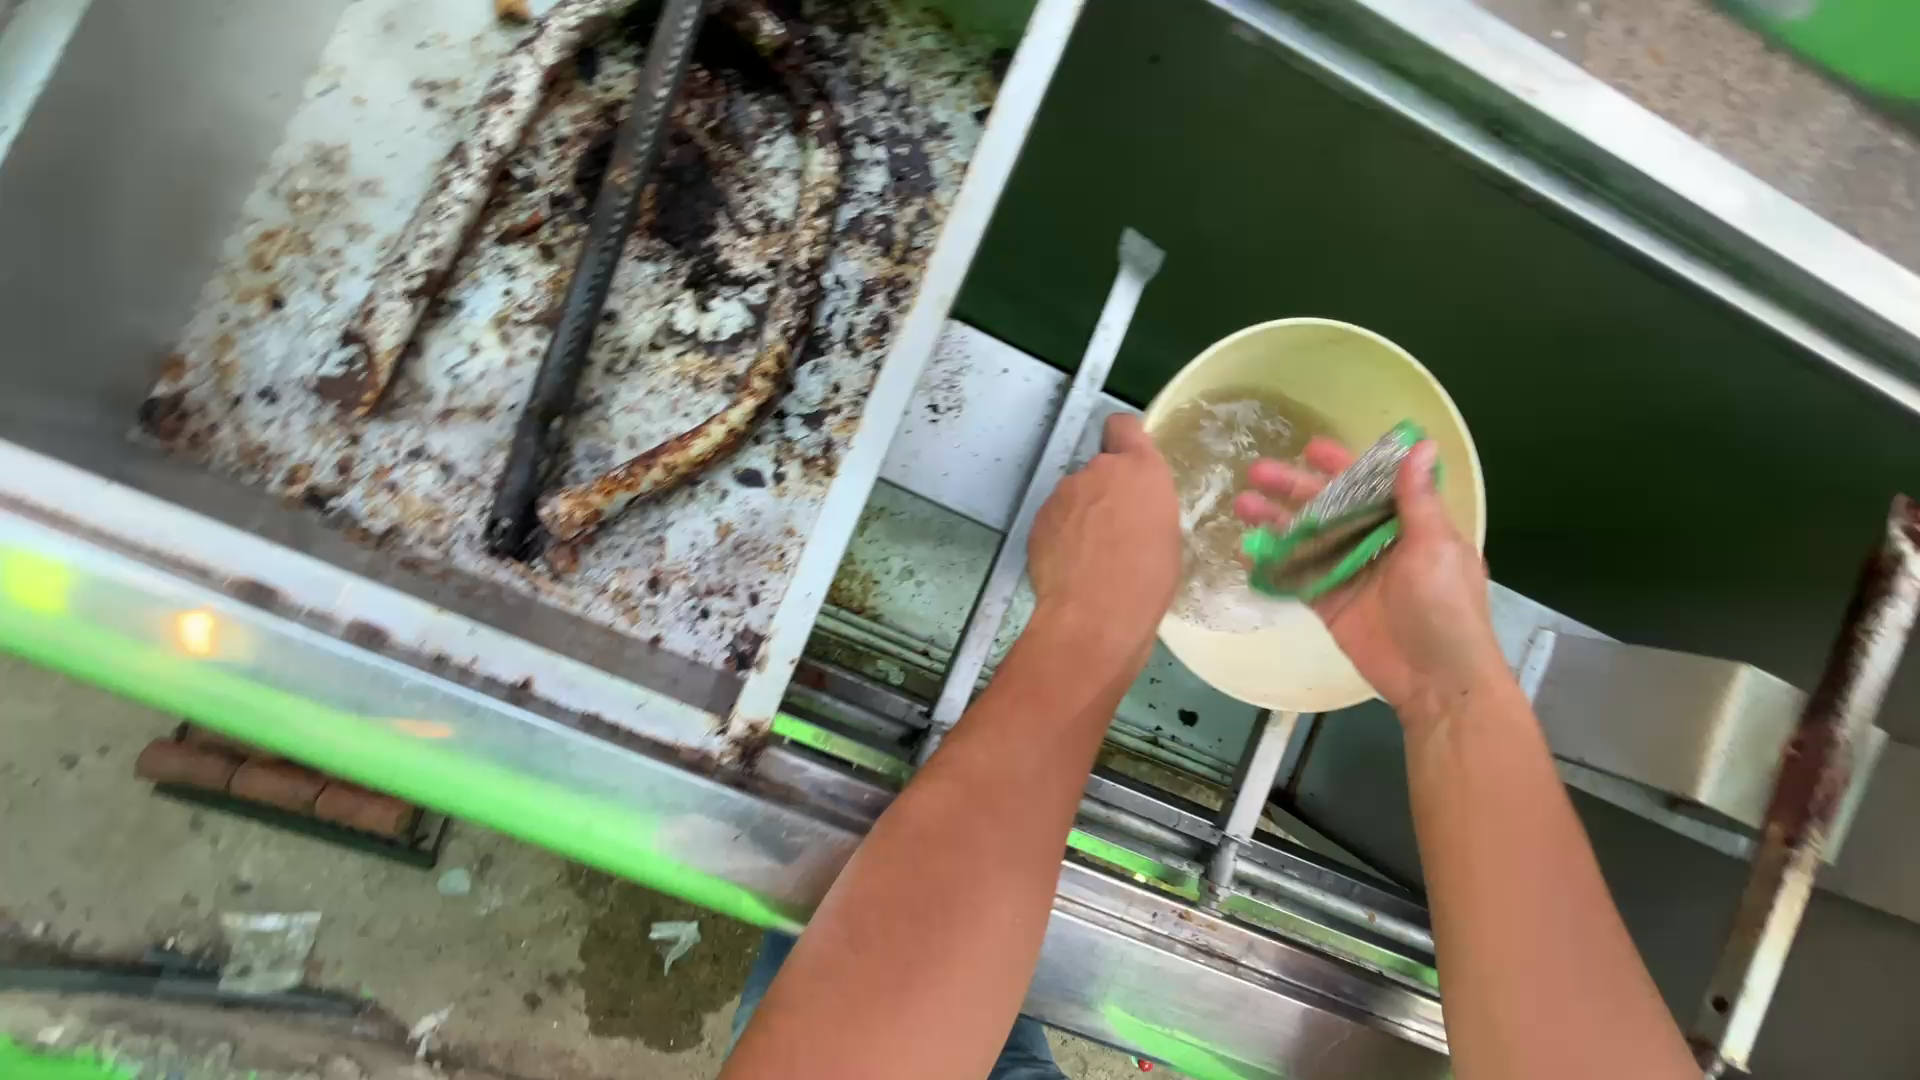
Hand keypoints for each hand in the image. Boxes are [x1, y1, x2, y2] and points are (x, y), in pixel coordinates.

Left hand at [1028, 414, 1181, 658]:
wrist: (1093, 616)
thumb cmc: (1147, 581)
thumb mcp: (1166, 536)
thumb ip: (1146, 506)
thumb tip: (1131, 510)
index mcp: (1139, 469)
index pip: (1123, 426)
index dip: (1123, 439)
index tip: (1128, 462)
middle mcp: (1097, 471)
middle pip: (1098, 469)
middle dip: (1103, 491)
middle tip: (1113, 529)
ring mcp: (1062, 494)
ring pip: (1074, 496)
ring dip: (1081, 514)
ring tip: (1090, 555)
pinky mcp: (1038, 519)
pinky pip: (1055, 519)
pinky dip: (1061, 535)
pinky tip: (1070, 565)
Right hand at [1234, 438, 1507, 720]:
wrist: (1437, 681)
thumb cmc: (1446, 609)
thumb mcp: (1436, 548)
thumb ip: (1417, 500)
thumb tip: (1422, 445)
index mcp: (1406, 525)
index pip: (1369, 485)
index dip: (1341, 466)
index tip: (1310, 448)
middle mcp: (1374, 543)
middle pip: (1328, 508)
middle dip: (1292, 489)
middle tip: (1255, 472)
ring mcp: (1348, 573)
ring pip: (1306, 539)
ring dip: (1274, 523)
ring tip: (1241, 506)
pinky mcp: (1328, 603)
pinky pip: (1296, 578)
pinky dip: (1272, 566)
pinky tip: (1246, 554)